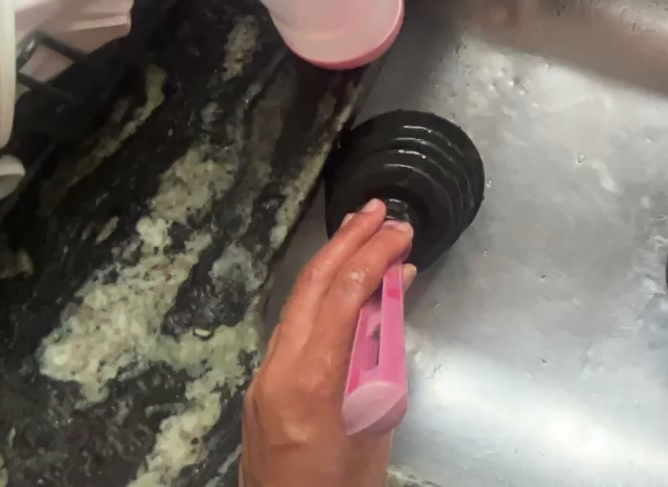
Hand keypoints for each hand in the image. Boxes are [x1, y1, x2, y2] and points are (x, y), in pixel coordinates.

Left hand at [243, 200, 414, 486]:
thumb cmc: (345, 484)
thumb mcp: (378, 419)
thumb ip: (380, 354)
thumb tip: (389, 298)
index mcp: (311, 378)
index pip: (343, 293)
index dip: (375, 253)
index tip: (403, 231)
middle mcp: (278, 369)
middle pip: (312, 285)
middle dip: (347, 240)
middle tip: (378, 209)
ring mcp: (265, 377)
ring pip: (299, 300)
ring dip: (334, 261)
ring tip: (363, 230)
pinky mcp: (264, 387)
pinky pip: (297, 325)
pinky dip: (325, 294)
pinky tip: (348, 286)